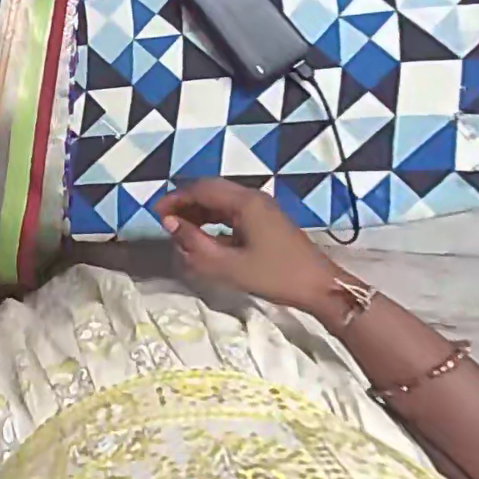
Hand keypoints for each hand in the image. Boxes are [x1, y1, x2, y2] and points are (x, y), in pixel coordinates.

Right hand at [153, 177, 352, 314]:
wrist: (322, 288)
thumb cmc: (276, 276)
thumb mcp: (229, 265)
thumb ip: (195, 244)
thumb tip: (170, 224)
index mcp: (244, 202)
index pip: (200, 189)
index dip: (175, 199)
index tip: (156, 215)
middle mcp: (252, 198)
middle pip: (209, 190)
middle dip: (184, 202)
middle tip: (165, 221)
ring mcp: (261, 208)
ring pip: (220, 200)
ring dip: (198, 211)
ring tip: (180, 229)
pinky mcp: (265, 220)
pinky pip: (231, 210)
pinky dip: (212, 218)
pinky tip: (204, 235)